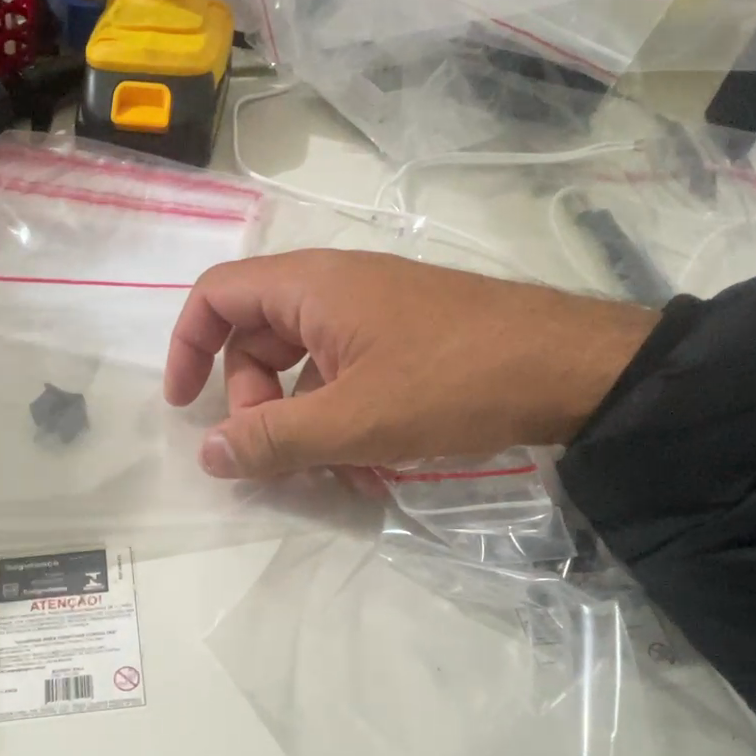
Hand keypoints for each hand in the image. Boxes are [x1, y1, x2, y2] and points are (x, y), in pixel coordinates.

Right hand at [164, 251, 660, 486]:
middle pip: (256, 336)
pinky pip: (343, 369)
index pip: (216, 296)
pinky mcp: (403, 334)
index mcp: (309, 287)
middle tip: (277, 452)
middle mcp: (334, 286)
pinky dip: (338, 412)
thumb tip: (208, 454)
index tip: (184, 407)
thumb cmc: (453, 382)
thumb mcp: (353, 420)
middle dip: (252, 399)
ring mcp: (371, 309)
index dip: (186, 347)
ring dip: (299, 415)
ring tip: (330, 468)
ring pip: (301, 360)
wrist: (570, 366)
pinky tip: (367, 459)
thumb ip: (273, 439)